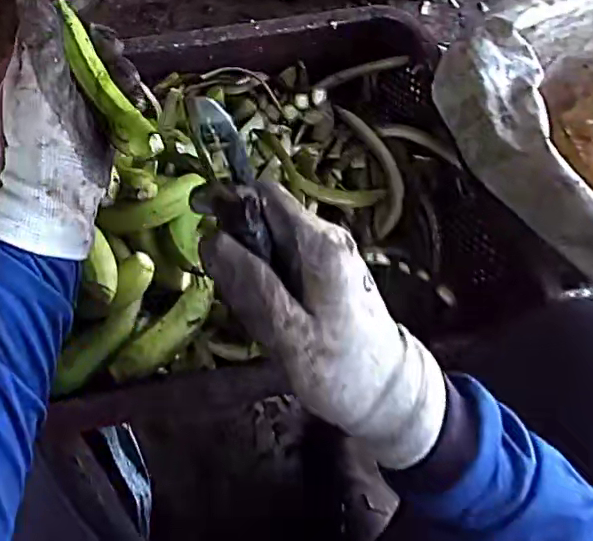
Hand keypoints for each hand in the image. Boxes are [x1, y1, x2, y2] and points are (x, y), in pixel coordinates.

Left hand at [0, 0, 115, 259]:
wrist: (51, 205)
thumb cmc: (34, 141)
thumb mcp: (30, 85)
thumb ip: (36, 40)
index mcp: (26, 68)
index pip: (48, 25)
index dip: (69, 6)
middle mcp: (49, 80)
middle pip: (81, 43)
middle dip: (100, 41)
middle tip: (113, 48)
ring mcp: (74, 102)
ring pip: (103, 67)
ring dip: (118, 67)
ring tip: (124, 80)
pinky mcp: (97, 122)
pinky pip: (116, 94)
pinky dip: (126, 92)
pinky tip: (131, 99)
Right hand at [204, 176, 447, 469]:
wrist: (394, 400)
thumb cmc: (344, 371)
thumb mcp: (291, 333)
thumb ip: (252, 284)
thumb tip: (210, 239)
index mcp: (319, 243)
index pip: (264, 192)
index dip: (229, 198)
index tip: (199, 218)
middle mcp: (325, 235)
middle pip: (264, 214)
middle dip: (238, 243)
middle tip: (232, 289)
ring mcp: (328, 250)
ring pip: (270, 237)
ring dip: (251, 265)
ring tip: (256, 312)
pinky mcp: (326, 267)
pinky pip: (283, 257)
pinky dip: (267, 277)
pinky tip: (271, 314)